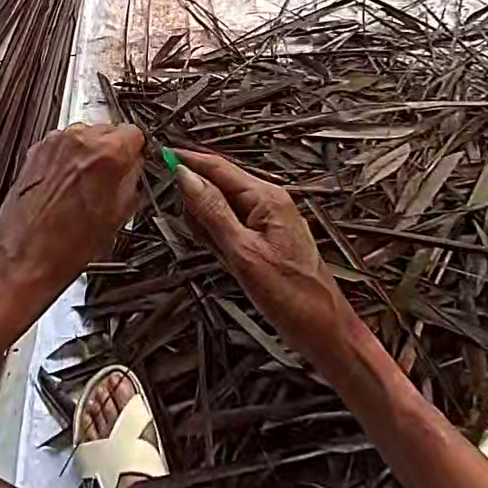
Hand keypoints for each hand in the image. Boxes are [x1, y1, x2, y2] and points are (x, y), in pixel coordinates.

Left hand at [0, 123, 145, 296]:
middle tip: (111, 179)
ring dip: (89, 154)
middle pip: (109, 131)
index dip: (136, 150)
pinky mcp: (37, 150)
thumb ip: (132, 179)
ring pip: (85, 135)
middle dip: (113, 151)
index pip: (134, 133)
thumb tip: (134, 166)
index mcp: (107, 153)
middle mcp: (80, 140)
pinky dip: (68, 158)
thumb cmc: (65, 245)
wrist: (24, 256)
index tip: (134, 161)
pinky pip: (63, 145)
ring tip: (86, 186)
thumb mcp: (119, 214)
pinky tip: (68, 186)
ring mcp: (55, 143)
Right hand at [173, 149, 357, 352]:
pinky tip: (225, 258)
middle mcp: (271, 203)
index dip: (188, 160)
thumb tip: (187, 178)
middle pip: (220, 184)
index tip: (163, 155)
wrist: (324, 331)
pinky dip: (221, 237)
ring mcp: (270, 220)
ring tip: (218, 252)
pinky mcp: (268, 238)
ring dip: (210, 225)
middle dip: (199, 203)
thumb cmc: (294, 297)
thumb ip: (212, 211)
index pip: (218, 166)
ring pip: (224, 207)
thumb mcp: (242, 253)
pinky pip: (234, 225)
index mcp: (268, 199)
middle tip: (195, 229)